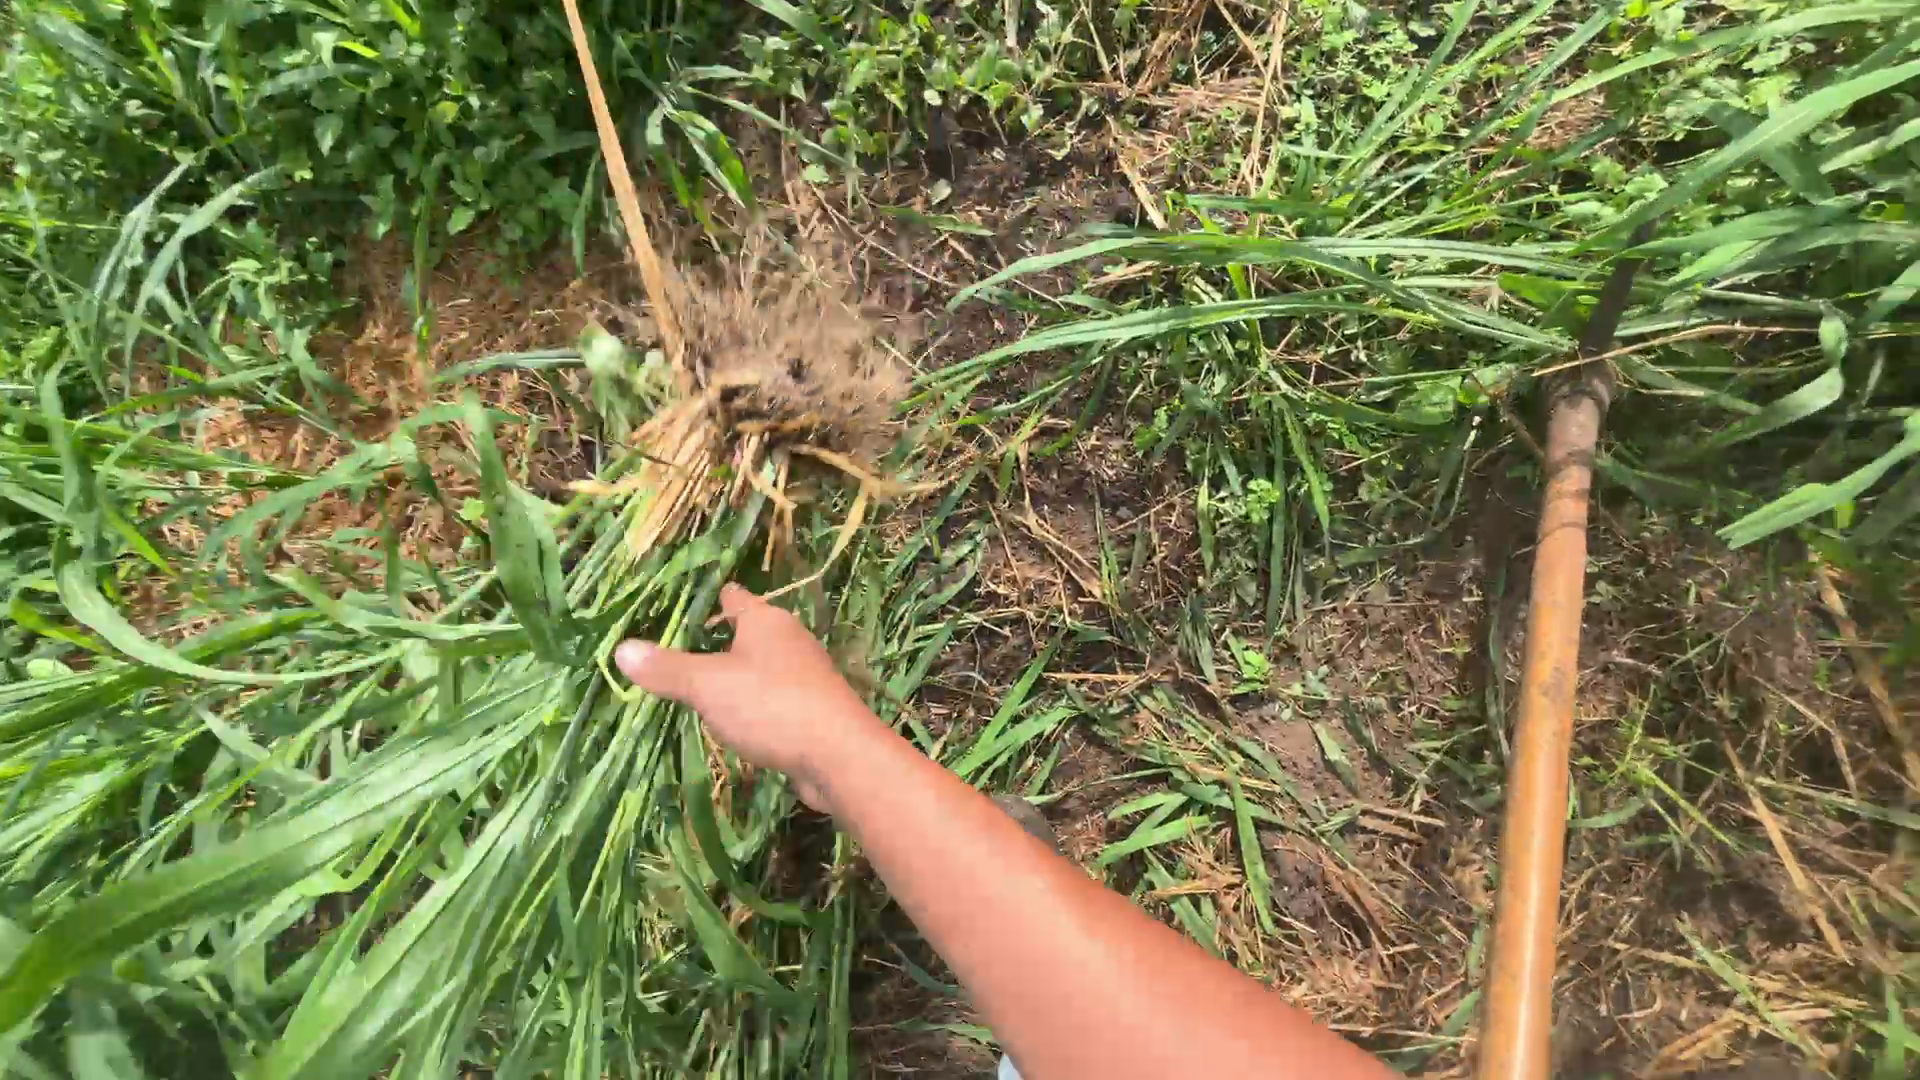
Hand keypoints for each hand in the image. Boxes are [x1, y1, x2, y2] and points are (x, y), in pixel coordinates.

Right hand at [613, 583, 893, 810]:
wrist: (838, 753)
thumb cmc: (771, 704)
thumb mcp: (708, 686)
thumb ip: (667, 668)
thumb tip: (621, 648)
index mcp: (765, 620)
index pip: (734, 597)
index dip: (709, 598)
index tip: (680, 601)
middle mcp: (789, 639)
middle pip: (749, 631)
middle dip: (719, 639)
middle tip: (678, 647)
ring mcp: (805, 674)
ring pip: (762, 666)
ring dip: (737, 674)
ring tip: (701, 684)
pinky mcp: (813, 707)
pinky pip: (773, 697)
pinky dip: (753, 703)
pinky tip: (737, 719)